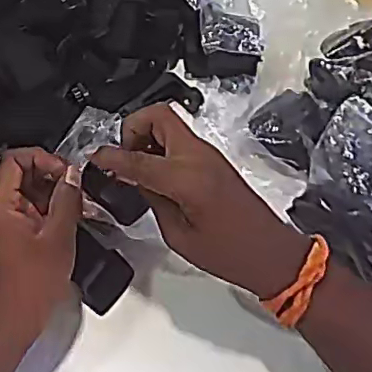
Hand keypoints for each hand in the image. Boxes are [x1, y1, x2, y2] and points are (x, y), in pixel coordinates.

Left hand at [0, 148, 82, 349]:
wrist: (13, 321)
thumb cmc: (26, 289)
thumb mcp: (58, 237)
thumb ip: (67, 200)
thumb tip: (72, 176)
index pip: (14, 158)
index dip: (42, 158)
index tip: (64, 169)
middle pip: (21, 172)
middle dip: (50, 174)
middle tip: (73, 185)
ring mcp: (3, 221)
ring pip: (27, 190)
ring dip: (52, 192)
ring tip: (75, 205)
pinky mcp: (11, 234)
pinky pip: (29, 208)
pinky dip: (48, 209)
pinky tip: (68, 219)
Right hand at [93, 104, 308, 297]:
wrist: (275, 256)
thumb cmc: (232, 254)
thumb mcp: (179, 235)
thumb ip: (152, 199)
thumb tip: (134, 179)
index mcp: (188, 178)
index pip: (138, 158)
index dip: (111, 157)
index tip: (96, 158)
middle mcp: (199, 157)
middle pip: (157, 115)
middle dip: (132, 128)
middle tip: (125, 155)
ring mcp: (208, 154)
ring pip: (168, 122)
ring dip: (147, 136)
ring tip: (139, 166)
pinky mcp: (213, 159)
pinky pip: (179, 138)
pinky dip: (160, 146)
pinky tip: (156, 173)